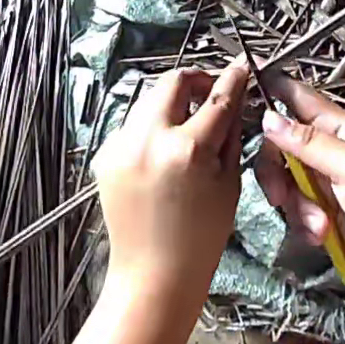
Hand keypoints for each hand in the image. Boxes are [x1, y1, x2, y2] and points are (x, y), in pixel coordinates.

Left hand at [91, 62, 248, 297]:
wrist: (153, 275)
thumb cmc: (201, 238)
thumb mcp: (229, 183)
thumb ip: (229, 134)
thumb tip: (234, 99)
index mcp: (187, 150)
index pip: (216, 97)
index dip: (232, 78)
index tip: (239, 68)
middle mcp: (148, 139)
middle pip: (173, 81)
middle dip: (196, 80)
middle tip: (211, 93)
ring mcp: (120, 145)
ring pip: (150, 99)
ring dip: (173, 102)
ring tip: (189, 122)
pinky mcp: (105, 154)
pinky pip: (134, 125)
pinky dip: (152, 126)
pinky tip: (164, 149)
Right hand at [255, 74, 344, 294]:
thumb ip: (308, 142)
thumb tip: (268, 117)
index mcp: (336, 127)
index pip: (295, 96)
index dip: (269, 88)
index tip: (240, 89)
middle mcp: (324, 149)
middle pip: (277, 144)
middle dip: (274, 171)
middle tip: (281, 194)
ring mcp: (321, 180)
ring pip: (282, 180)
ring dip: (294, 205)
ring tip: (319, 223)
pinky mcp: (319, 209)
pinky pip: (293, 208)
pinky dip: (303, 223)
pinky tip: (322, 234)